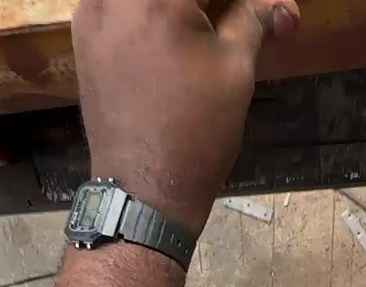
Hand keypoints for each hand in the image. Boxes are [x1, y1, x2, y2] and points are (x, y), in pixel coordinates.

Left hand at [73, 0, 298, 237]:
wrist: (147, 189)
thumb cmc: (198, 133)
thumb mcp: (235, 72)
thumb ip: (253, 21)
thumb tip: (282, 7)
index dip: (236, 1)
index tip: (251, 12)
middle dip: (205, 5)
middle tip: (229, 18)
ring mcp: (93, 9)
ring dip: (174, 10)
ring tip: (200, 30)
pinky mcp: (83, 34)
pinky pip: (117, 4)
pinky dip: (144, 13)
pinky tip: (168, 39)